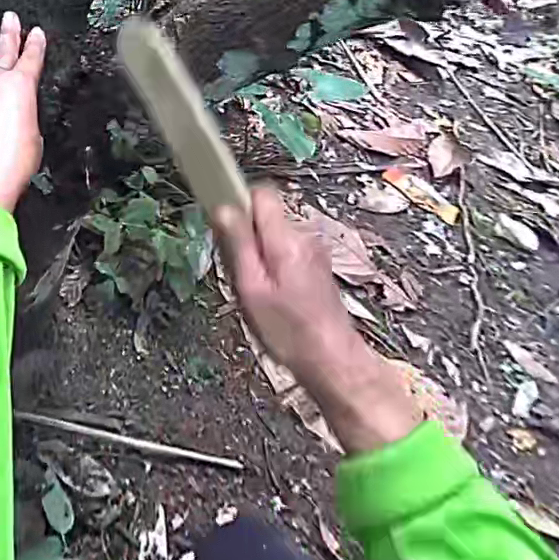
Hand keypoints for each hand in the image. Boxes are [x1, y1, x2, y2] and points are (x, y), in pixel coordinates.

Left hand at [0, 12, 46, 211]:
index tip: (35, 31)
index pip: (31, 60)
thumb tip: (10, 118)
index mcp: (19, 88)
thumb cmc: (11, 165)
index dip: (34, 44)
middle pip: (1, 54)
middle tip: (9, 19)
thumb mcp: (32, 138)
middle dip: (8, 35)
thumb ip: (22, 118)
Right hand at [211, 186, 418, 453]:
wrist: (335, 365)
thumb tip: (223, 207)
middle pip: (264, 214)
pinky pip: (283, 248)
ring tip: (254, 285)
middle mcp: (304, 238)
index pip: (261, 194)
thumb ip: (237, 243)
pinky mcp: (316, 265)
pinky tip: (271, 292)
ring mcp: (314, 251)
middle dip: (245, 233)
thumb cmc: (288, 331)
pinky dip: (272, 262)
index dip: (239, 202)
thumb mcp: (250, 287)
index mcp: (286, 240)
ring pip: (272, 233)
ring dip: (258, 251)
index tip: (225, 225)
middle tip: (238, 268)